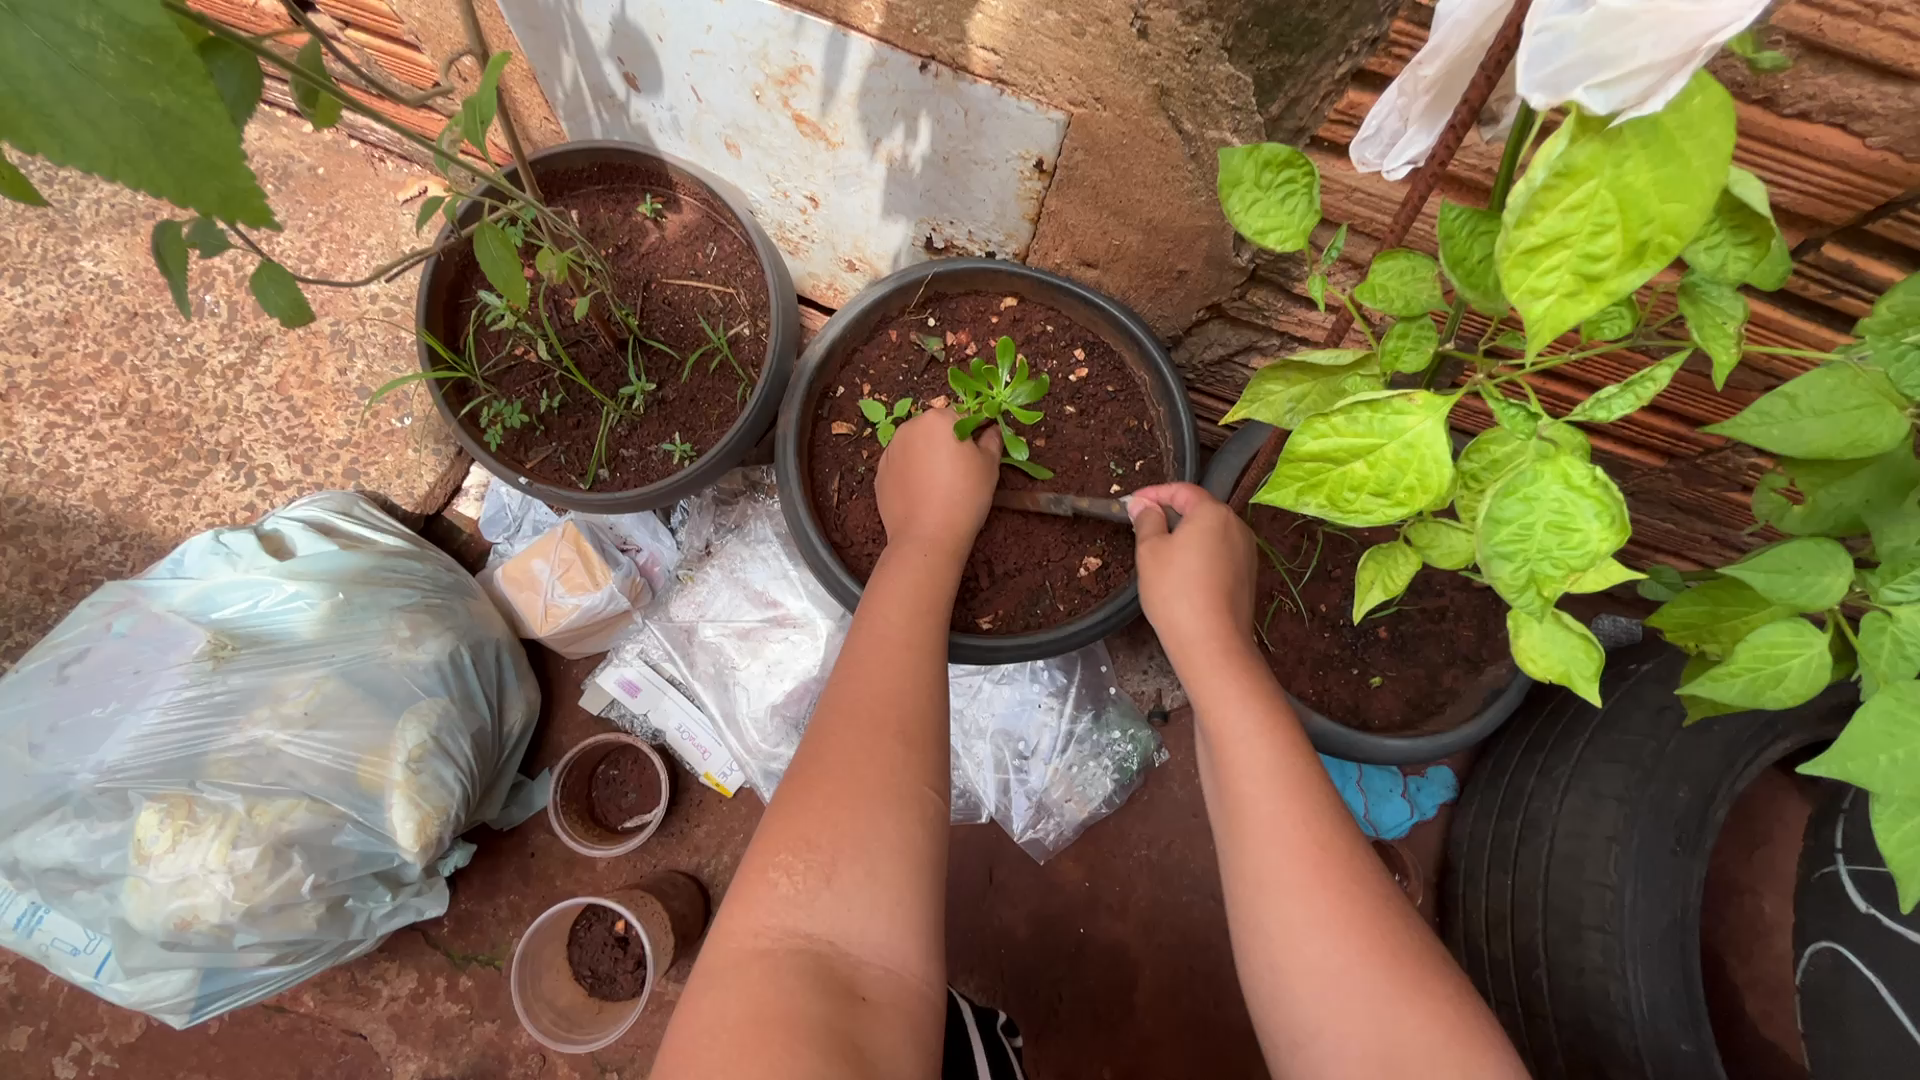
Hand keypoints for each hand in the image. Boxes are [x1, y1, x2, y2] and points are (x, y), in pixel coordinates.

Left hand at [876, 408, 1002, 562]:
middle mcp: (910, 427)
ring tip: (939, 486)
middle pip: (935, 429)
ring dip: (927, 457)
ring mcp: (890, 450)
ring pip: (916, 447)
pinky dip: (911, 474)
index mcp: (939, 419)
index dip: (973, 435)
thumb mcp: (989, 466)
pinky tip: (922, 495)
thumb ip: (992, 441)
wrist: (927, 536)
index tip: (978, 456)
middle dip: (946, 444)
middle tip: (959, 473)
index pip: (962, 417)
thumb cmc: (965, 496)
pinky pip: (901, 466)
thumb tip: (992, 429)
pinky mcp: (879, 472)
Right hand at [1129, 483, 1256, 658]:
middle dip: (1170, 514)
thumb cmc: (1175, 591)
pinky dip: (1199, 555)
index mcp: (1213, 512)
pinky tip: (1181, 575)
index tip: (1132, 503)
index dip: (1154, 493)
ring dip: (1185, 536)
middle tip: (1142, 527)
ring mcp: (1246, 552)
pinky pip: (1219, 554)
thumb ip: (1146, 520)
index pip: (1182, 490)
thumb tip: (1143, 504)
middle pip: (1199, 510)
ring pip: (1210, 533)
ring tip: (1159, 553)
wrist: (1212, 642)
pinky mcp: (1247, 575)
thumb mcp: (1150, 551)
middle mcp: (1236, 526)